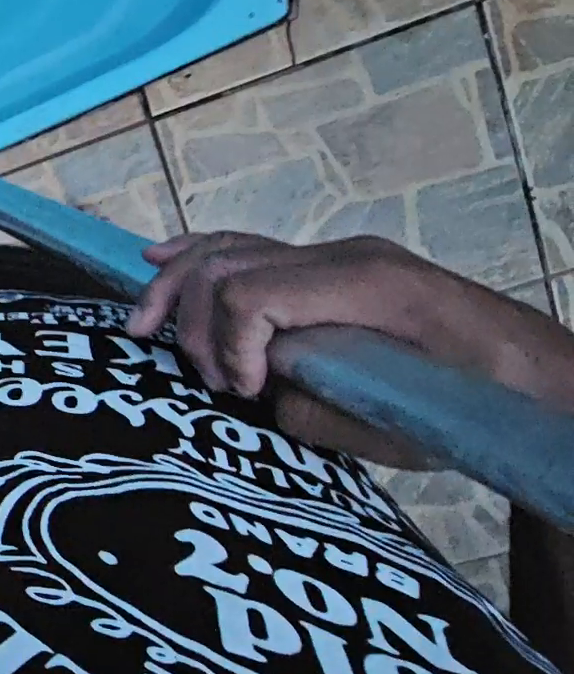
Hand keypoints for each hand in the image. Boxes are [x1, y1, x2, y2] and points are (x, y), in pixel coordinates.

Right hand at [125, 231, 573, 466]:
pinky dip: (194, 252)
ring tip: (141, 326)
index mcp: (369, 287)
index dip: (224, 345)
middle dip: (196, 329)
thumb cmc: (481, 407)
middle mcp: (343, 256)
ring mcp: (333, 253)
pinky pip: (245, 245)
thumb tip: (253, 391)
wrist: (549, 381)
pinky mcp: (325, 263)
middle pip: (223, 269)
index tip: (240, 392)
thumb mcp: (398, 428)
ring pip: (223, 250)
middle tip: (210, 380)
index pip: (250, 294)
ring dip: (173, 289)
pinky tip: (157, 259)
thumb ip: (310, 411)